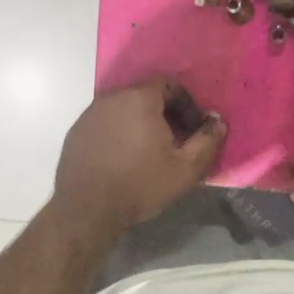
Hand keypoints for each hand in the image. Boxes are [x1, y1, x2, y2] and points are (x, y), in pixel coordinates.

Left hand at [52, 81, 225, 237]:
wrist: (87, 209)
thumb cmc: (140, 185)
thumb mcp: (186, 168)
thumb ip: (207, 141)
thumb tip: (217, 122)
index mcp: (139, 98)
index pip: (170, 84)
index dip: (188, 104)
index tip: (194, 130)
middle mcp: (111, 97)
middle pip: (146, 95)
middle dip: (166, 114)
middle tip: (176, 142)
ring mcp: (89, 114)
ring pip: (124, 110)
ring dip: (141, 124)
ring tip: (150, 152)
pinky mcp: (76, 132)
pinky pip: (106, 124)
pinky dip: (120, 133)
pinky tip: (124, 160)